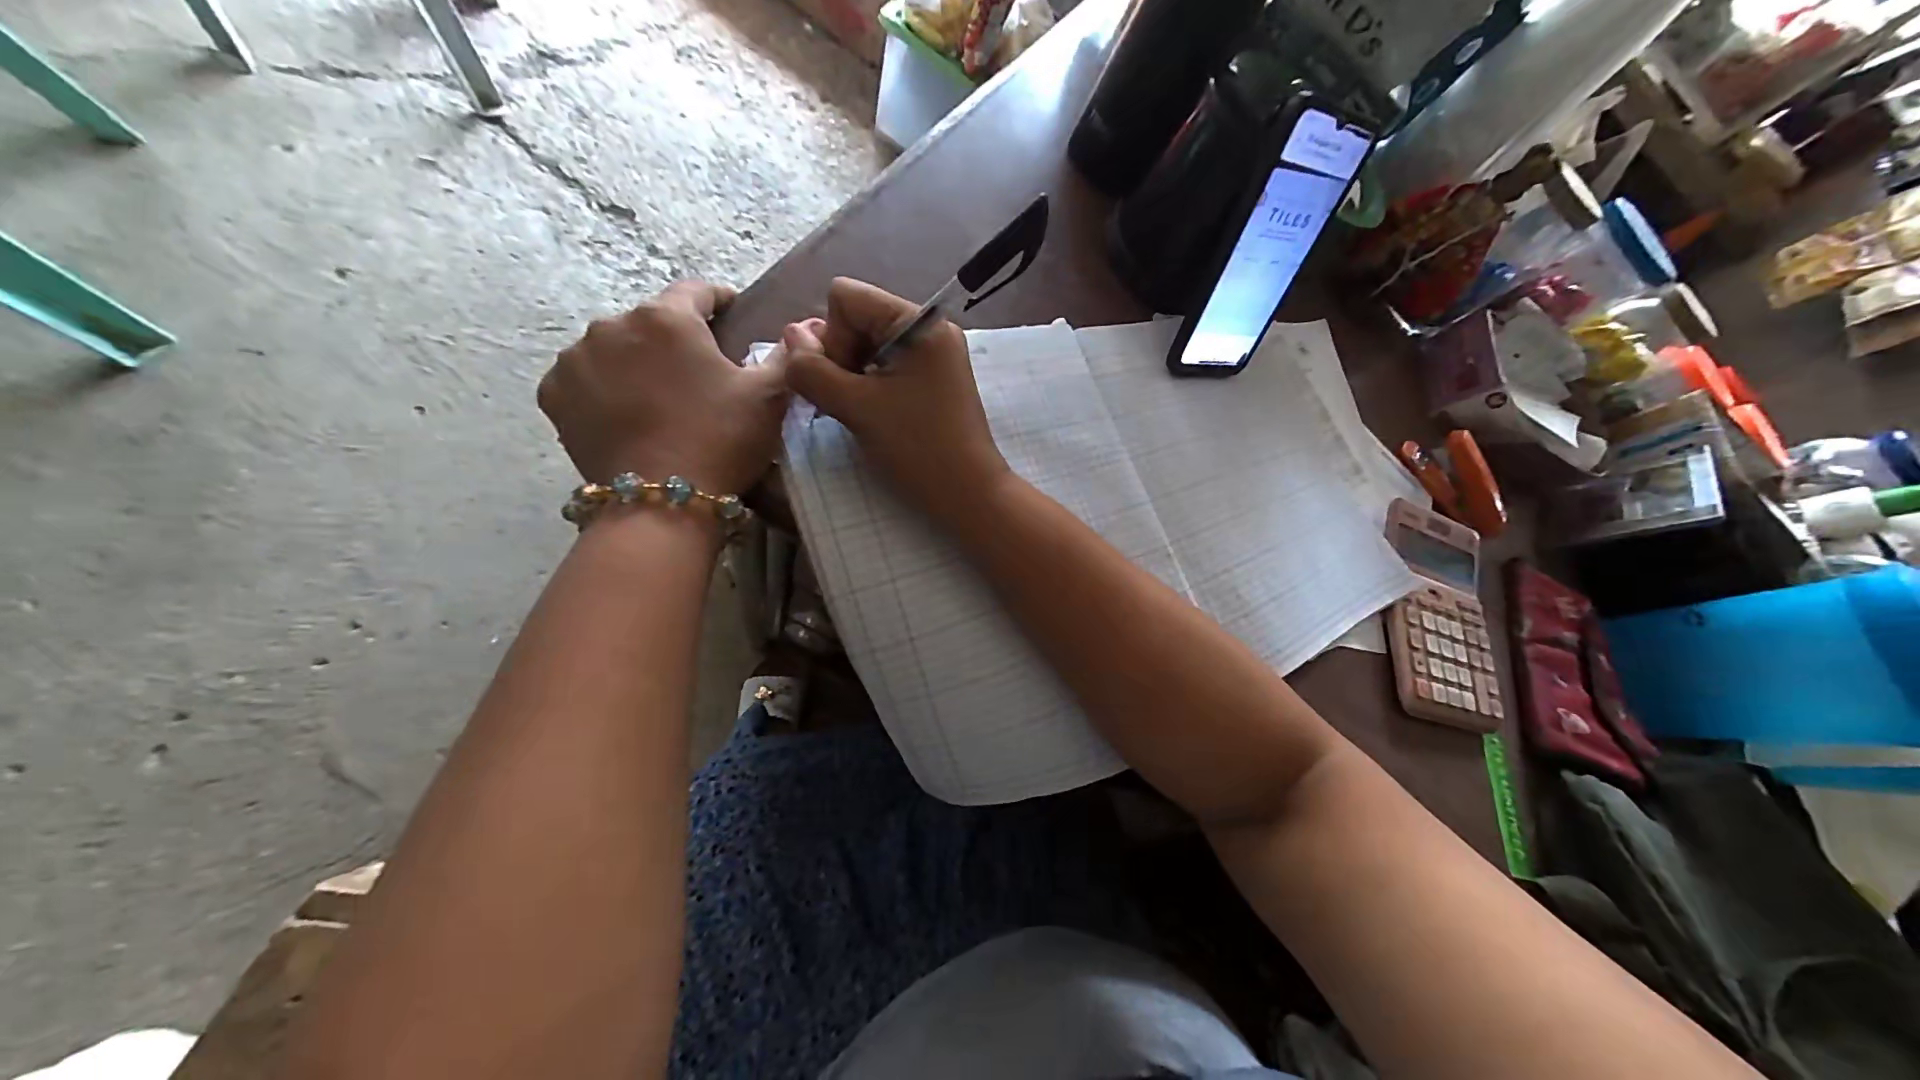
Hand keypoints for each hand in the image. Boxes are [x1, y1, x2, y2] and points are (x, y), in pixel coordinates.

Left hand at [539, 281, 788, 497]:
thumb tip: (800, 332)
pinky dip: (603, 388)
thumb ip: (784, 357)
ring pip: (614, 348)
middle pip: (652, 322)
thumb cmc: (721, 440)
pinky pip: (584, 379)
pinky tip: (623, 412)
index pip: (696, 291)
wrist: (660, 502)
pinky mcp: (555, 395)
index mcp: (667, 318)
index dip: (717, 298)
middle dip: (674, 339)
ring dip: (635, 361)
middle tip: (697, 372)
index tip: (730, 309)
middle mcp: (613, 325)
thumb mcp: (768, 398)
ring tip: (656, 396)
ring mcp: (577, 360)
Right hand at [782, 278, 1009, 522]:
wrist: (968, 494)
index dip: (833, 337)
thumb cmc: (916, 448)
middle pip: (857, 319)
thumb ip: (813, 370)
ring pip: (867, 345)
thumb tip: (789, 335)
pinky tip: (873, 416)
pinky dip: (869, 387)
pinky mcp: (933, 380)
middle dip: (841, 357)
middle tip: (849, 402)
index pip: (846, 297)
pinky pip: (886, 366)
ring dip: (851, 376)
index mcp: (918, 322)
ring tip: (860, 413)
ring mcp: (933, 355)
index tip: (847, 381)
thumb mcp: (856, 407)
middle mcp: (928, 329)